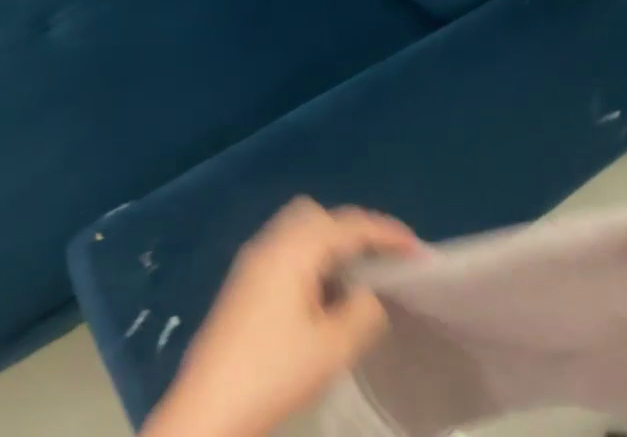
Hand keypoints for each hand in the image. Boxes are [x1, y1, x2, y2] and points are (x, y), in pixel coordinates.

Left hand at [141, 198, 420, 436]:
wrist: (208, 409)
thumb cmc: (272, 372)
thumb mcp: (331, 348)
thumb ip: (362, 312)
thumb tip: (370, 296)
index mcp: (293, 251)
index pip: (348, 225)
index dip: (387, 233)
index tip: (418, 251)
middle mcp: (269, 245)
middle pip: (319, 216)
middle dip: (354, 230)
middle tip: (383, 259)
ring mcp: (252, 264)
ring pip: (299, 232)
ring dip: (331, 244)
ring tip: (357, 276)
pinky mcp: (244, 286)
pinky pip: (286, 252)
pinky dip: (312, 258)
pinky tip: (324, 294)